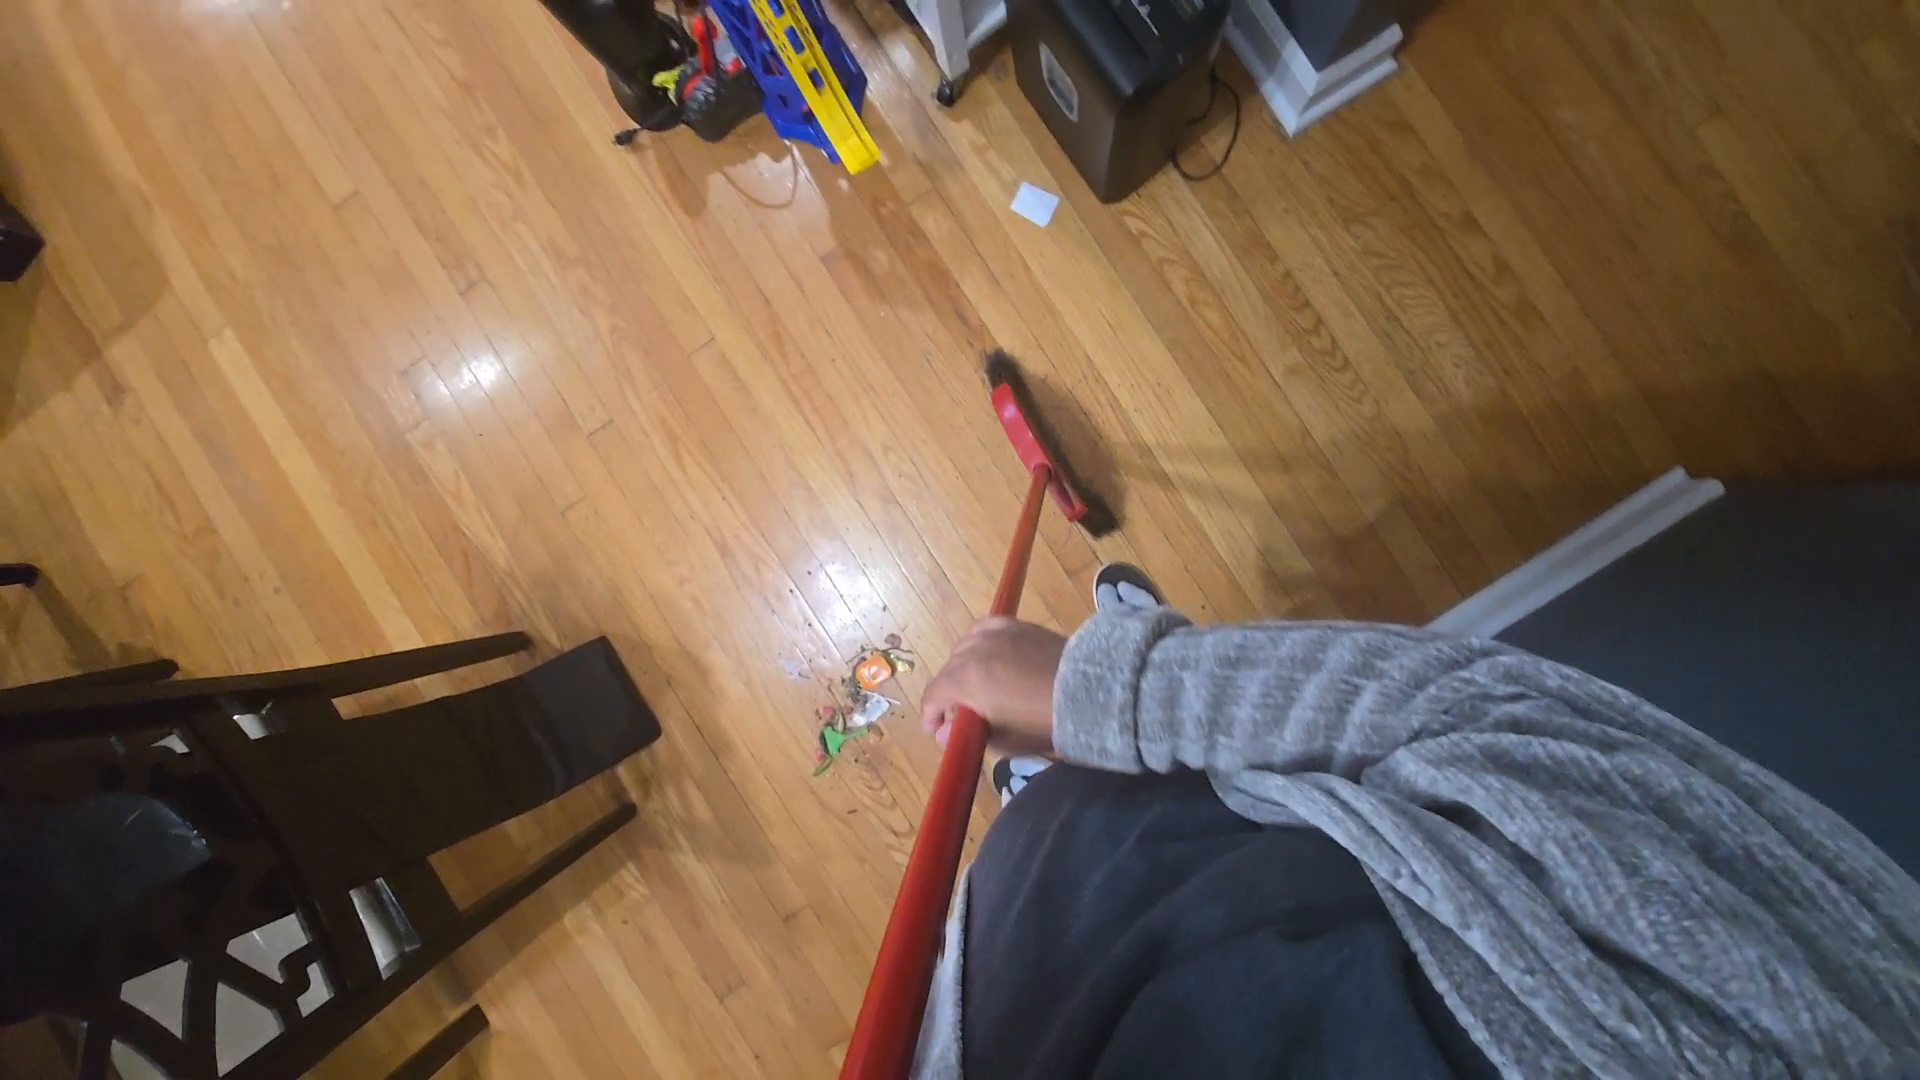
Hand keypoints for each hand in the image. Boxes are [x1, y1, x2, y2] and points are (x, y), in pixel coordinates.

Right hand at [920, 616, 1066, 754]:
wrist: (1087, 692)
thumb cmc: (1043, 723)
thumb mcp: (1004, 739)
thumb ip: (968, 734)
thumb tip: (944, 733)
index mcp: (965, 680)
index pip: (933, 695)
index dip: (930, 715)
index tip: (936, 729)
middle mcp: (973, 651)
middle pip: (948, 671)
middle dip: (948, 693)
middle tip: (961, 712)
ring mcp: (994, 634)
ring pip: (963, 648)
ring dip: (962, 667)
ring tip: (975, 682)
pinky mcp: (1015, 624)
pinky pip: (984, 629)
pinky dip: (979, 642)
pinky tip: (986, 651)